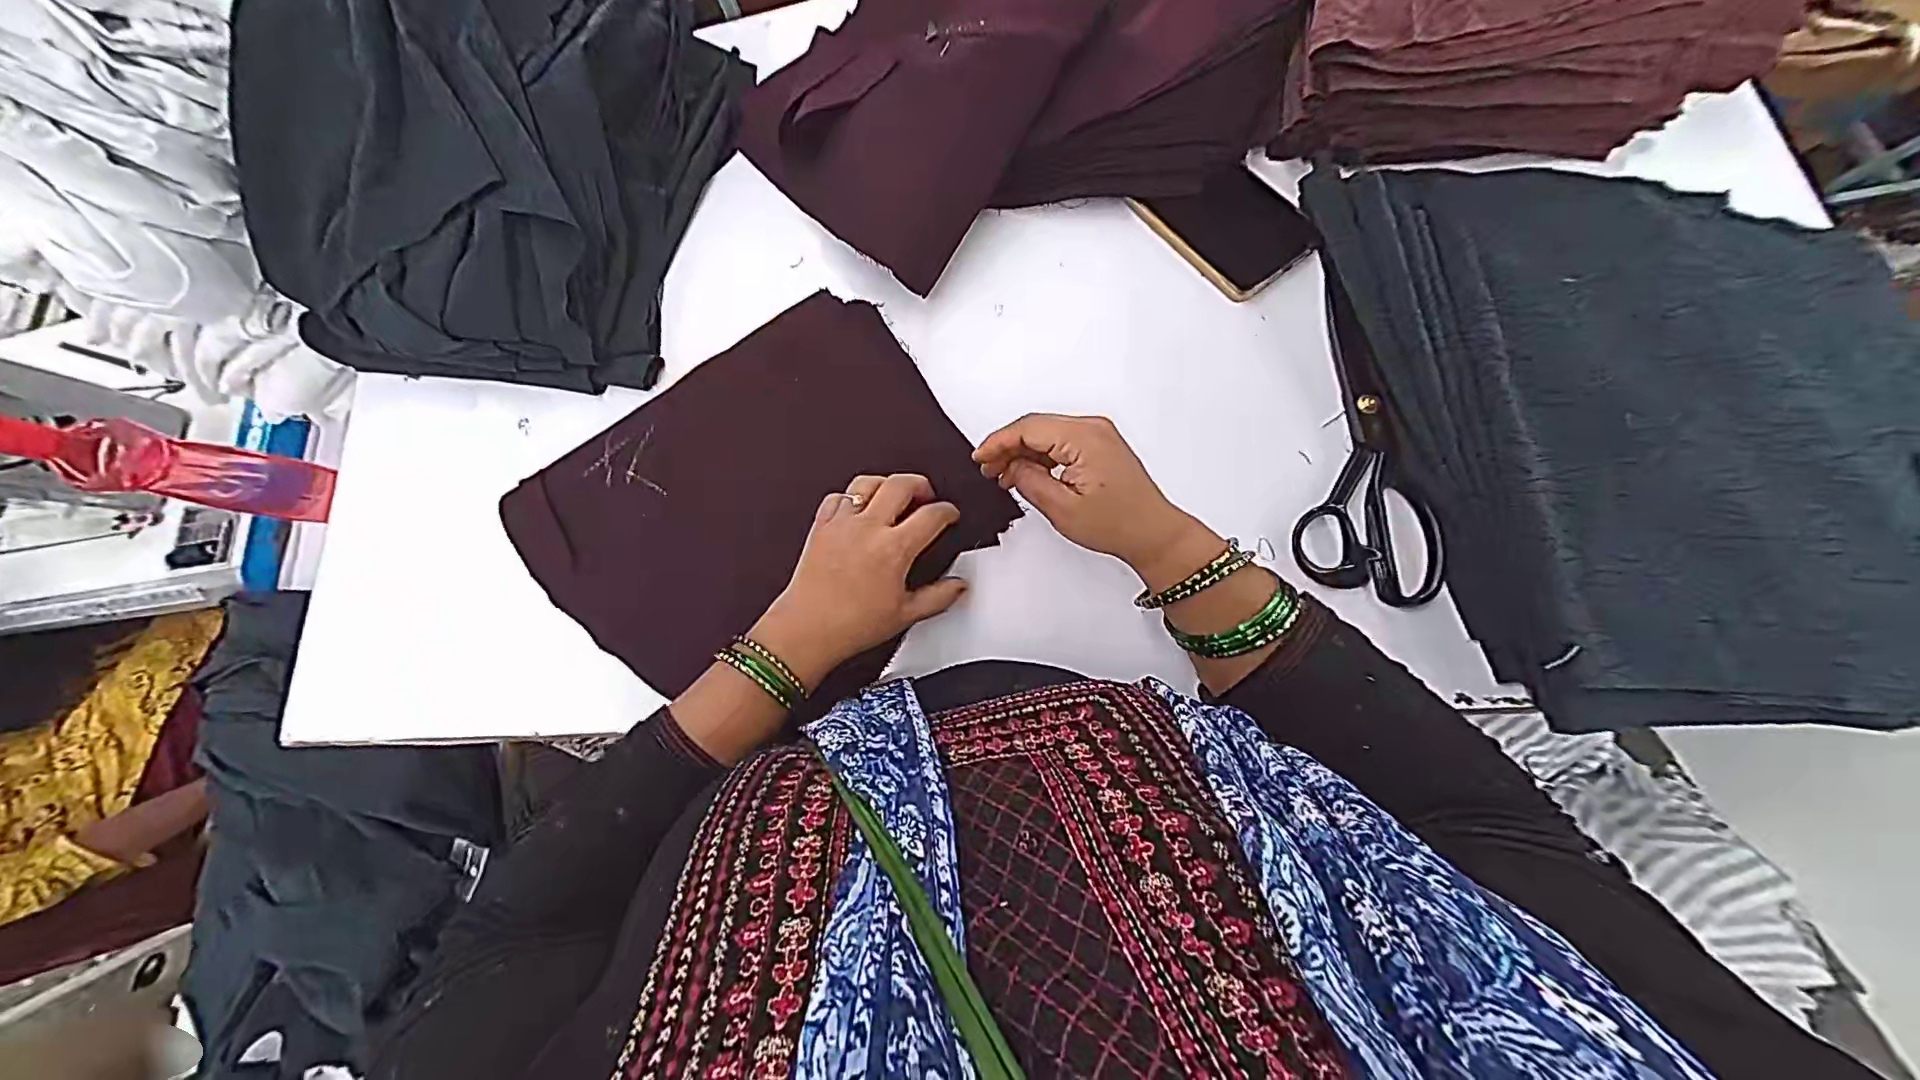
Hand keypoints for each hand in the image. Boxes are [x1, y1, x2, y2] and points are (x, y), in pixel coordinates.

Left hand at [750, 473, 968, 688]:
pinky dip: (851, 497)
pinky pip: (837, 497)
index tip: (949, 514)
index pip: (932, 515)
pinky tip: (858, 509)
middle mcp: (868, 529)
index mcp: (894, 549)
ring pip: (867, 483)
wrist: (808, 629)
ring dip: (886, 484)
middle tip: (927, 496)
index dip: (948, 511)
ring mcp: (842, 524)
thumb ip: (938, 597)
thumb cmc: (849, 624)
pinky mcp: (821, 527)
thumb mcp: (906, 615)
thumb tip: (956, 587)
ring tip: (895, 495)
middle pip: (901, 484)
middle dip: (921, 485)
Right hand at [974, 414, 1223, 589]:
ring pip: (1046, 434)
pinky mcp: (1099, 445)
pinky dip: (1040, 455)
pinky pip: (1060, 441)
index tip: (980, 457)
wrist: (1153, 533)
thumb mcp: (1062, 508)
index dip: (998, 442)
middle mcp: (1093, 429)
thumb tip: (1011, 466)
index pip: (1028, 428)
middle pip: (1036, 427)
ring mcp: (1098, 435)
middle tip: (988, 469)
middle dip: (1007, 447)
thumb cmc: (1121, 523)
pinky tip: (1027, 472)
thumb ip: (1029, 480)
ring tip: (1004, 475)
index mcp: (1084, 438)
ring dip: (1023, 452)